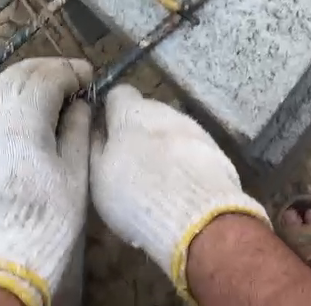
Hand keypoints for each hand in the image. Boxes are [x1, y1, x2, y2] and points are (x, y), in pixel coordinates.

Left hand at [0, 58, 93, 305]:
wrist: (6, 258)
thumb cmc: (49, 215)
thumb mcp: (76, 172)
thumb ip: (77, 130)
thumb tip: (79, 105)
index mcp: (23, 119)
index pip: (46, 77)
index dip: (70, 71)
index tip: (91, 76)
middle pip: (19, 74)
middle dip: (47, 68)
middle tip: (73, 77)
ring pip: (5, 90)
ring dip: (31, 82)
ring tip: (57, 93)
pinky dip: (20, 100)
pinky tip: (37, 116)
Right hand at [89, 85, 266, 304]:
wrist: (198, 217)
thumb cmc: (136, 195)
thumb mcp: (98, 176)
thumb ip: (95, 145)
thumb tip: (96, 127)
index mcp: (130, 111)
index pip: (117, 94)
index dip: (111, 113)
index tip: (107, 137)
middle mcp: (162, 109)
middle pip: (145, 112)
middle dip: (138, 132)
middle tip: (132, 165)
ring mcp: (192, 126)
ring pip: (169, 129)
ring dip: (162, 146)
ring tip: (160, 182)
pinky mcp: (214, 147)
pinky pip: (191, 148)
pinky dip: (184, 161)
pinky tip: (182, 189)